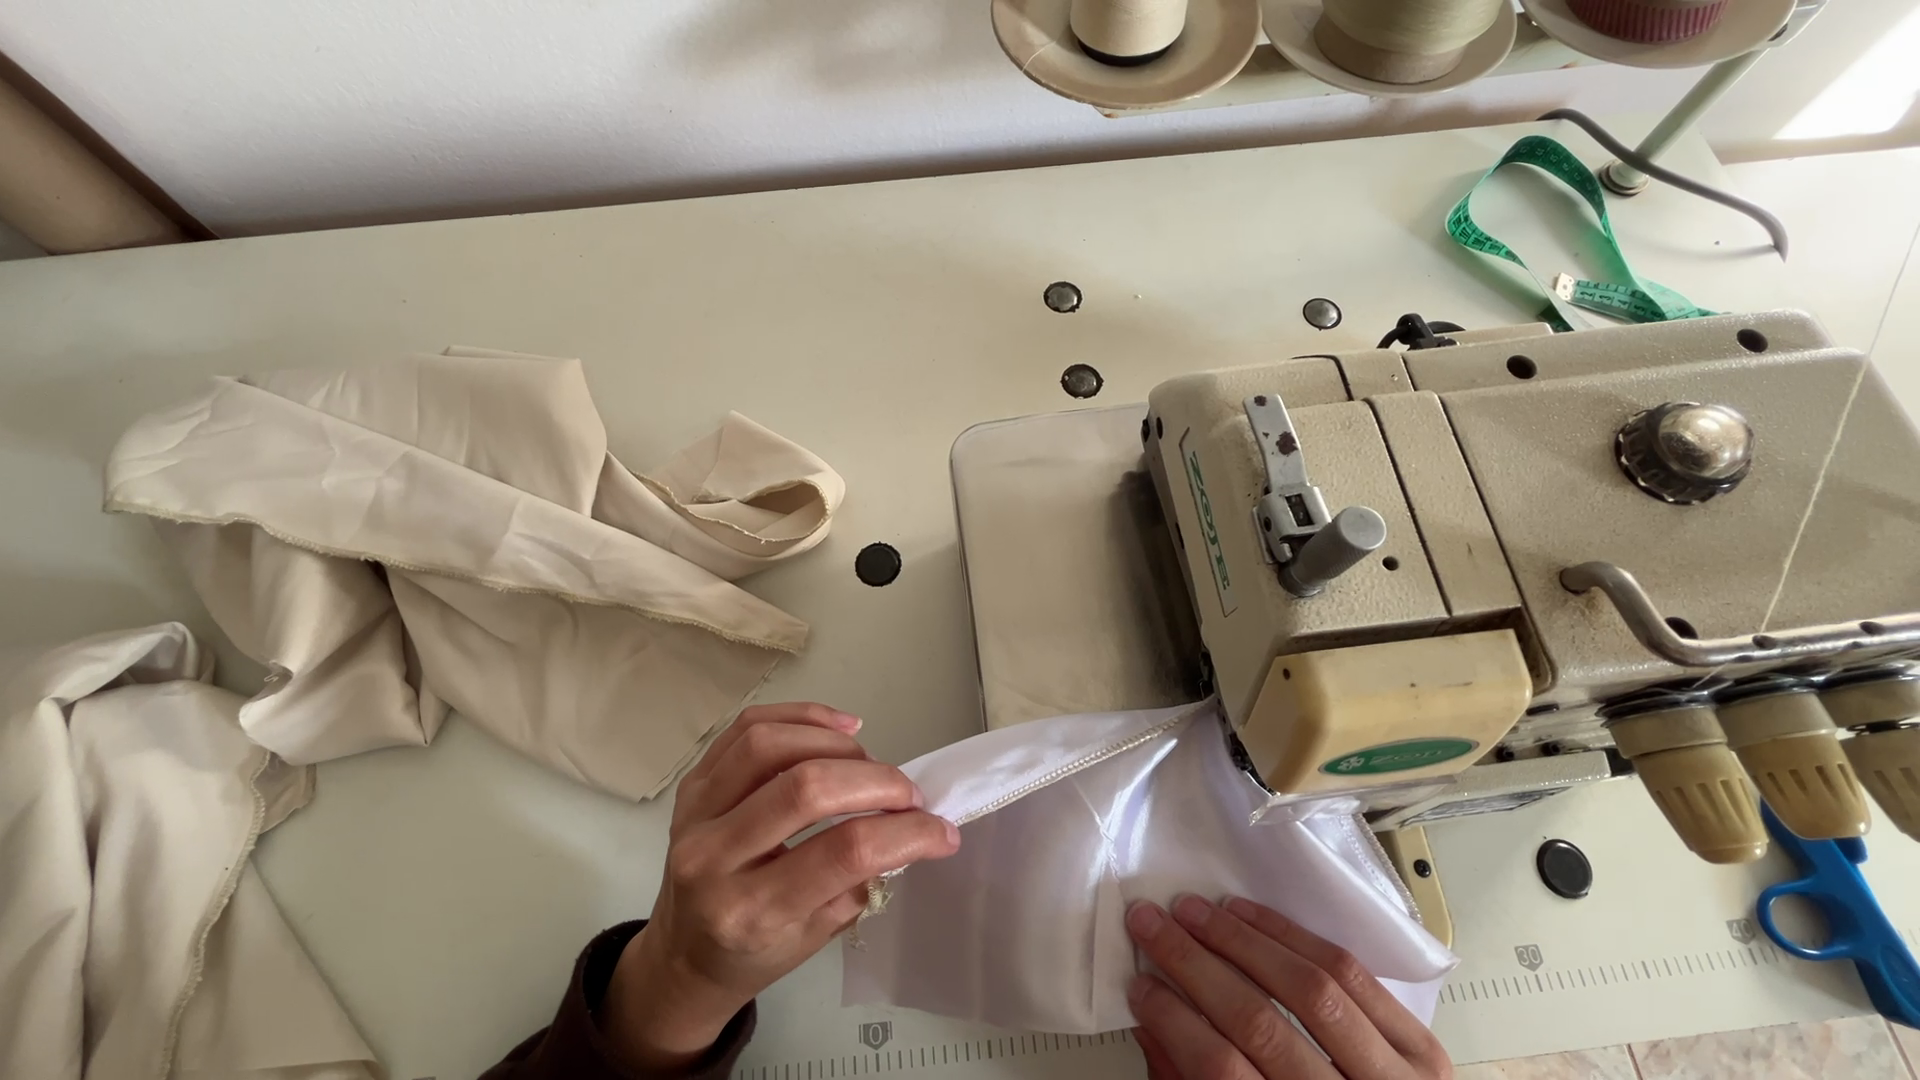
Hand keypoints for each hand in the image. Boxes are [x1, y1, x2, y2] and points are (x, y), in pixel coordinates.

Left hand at [602, 702, 960, 1069]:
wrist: (682, 952)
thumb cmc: (755, 952)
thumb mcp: (816, 937)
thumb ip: (862, 878)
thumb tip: (915, 824)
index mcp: (749, 911)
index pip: (841, 854)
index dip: (904, 833)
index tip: (941, 830)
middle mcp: (712, 856)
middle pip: (805, 789)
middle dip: (876, 781)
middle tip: (908, 793)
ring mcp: (695, 811)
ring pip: (770, 745)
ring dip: (836, 745)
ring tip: (867, 763)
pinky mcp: (693, 781)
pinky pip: (748, 726)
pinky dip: (803, 716)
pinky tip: (841, 729)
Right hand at [1125, 895, 1452, 1079]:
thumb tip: (1150, 1017)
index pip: (1222, 1072)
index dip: (1174, 1021)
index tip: (1138, 983)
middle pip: (1260, 1025)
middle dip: (1192, 963)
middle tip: (1149, 922)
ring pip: (1310, 989)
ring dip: (1239, 939)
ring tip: (1193, 909)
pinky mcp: (1425, 1049)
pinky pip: (1352, 973)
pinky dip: (1291, 935)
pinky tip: (1247, 913)